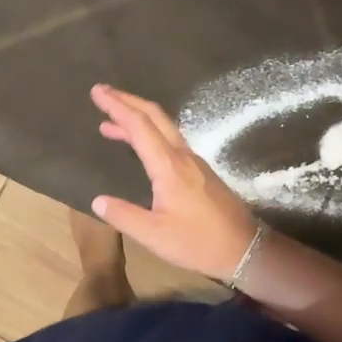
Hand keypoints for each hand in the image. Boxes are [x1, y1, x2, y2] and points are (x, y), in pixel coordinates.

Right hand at [90, 84, 259, 281]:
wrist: (244, 249)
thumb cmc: (199, 242)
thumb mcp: (154, 235)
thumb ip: (124, 216)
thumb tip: (97, 200)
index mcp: (169, 167)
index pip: (139, 126)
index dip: (117, 106)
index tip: (97, 92)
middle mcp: (182, 156)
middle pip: (154, 116)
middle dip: (127, 101)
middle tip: (102, 92)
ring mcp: (193, 161)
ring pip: (163, 126)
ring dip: (137, 117)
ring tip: (110, 120)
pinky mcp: (199, 170)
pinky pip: (169, 139)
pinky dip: (148, 132)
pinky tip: (138, 143)